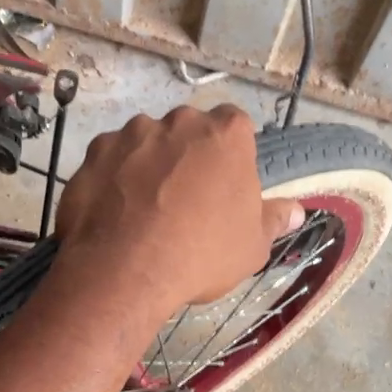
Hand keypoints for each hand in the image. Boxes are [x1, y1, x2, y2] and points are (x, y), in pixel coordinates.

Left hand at [51, 105, 304, 309]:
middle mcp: (178, 121)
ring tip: (139, 213)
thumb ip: (272, 220)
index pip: (233, 129)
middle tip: (178, 204)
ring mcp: (131, 133)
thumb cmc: (200, 256)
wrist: (125, 270)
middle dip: (182, 159)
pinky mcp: (93, 153)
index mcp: (226, 133)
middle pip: (185, 133)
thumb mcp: (251, 247)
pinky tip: (110, 215)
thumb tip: (297, 210)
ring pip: (143, 145)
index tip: (218, 188)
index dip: (225, 159)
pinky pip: (107, 163)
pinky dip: (108, 182)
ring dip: (144, 168)